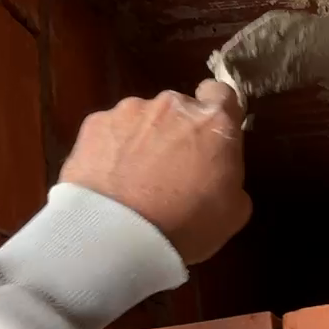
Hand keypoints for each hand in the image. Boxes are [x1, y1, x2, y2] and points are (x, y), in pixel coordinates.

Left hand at [59, 81, 251, 263]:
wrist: (117, 235)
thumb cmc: (187, 224)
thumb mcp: (235, 210)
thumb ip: (231, 176)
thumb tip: (218, 172)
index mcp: (215, 121)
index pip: (222, 93)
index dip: (219, 113)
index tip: (213, 137)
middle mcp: (173, 104)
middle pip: (181, 108)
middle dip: (179, 131)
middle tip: (174, 169)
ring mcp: (129, 111)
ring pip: (144, 118)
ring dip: (145, 139)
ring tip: (136, 179)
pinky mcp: (93, 124)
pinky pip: (112, 131)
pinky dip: (114, 149)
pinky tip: (111, 179)